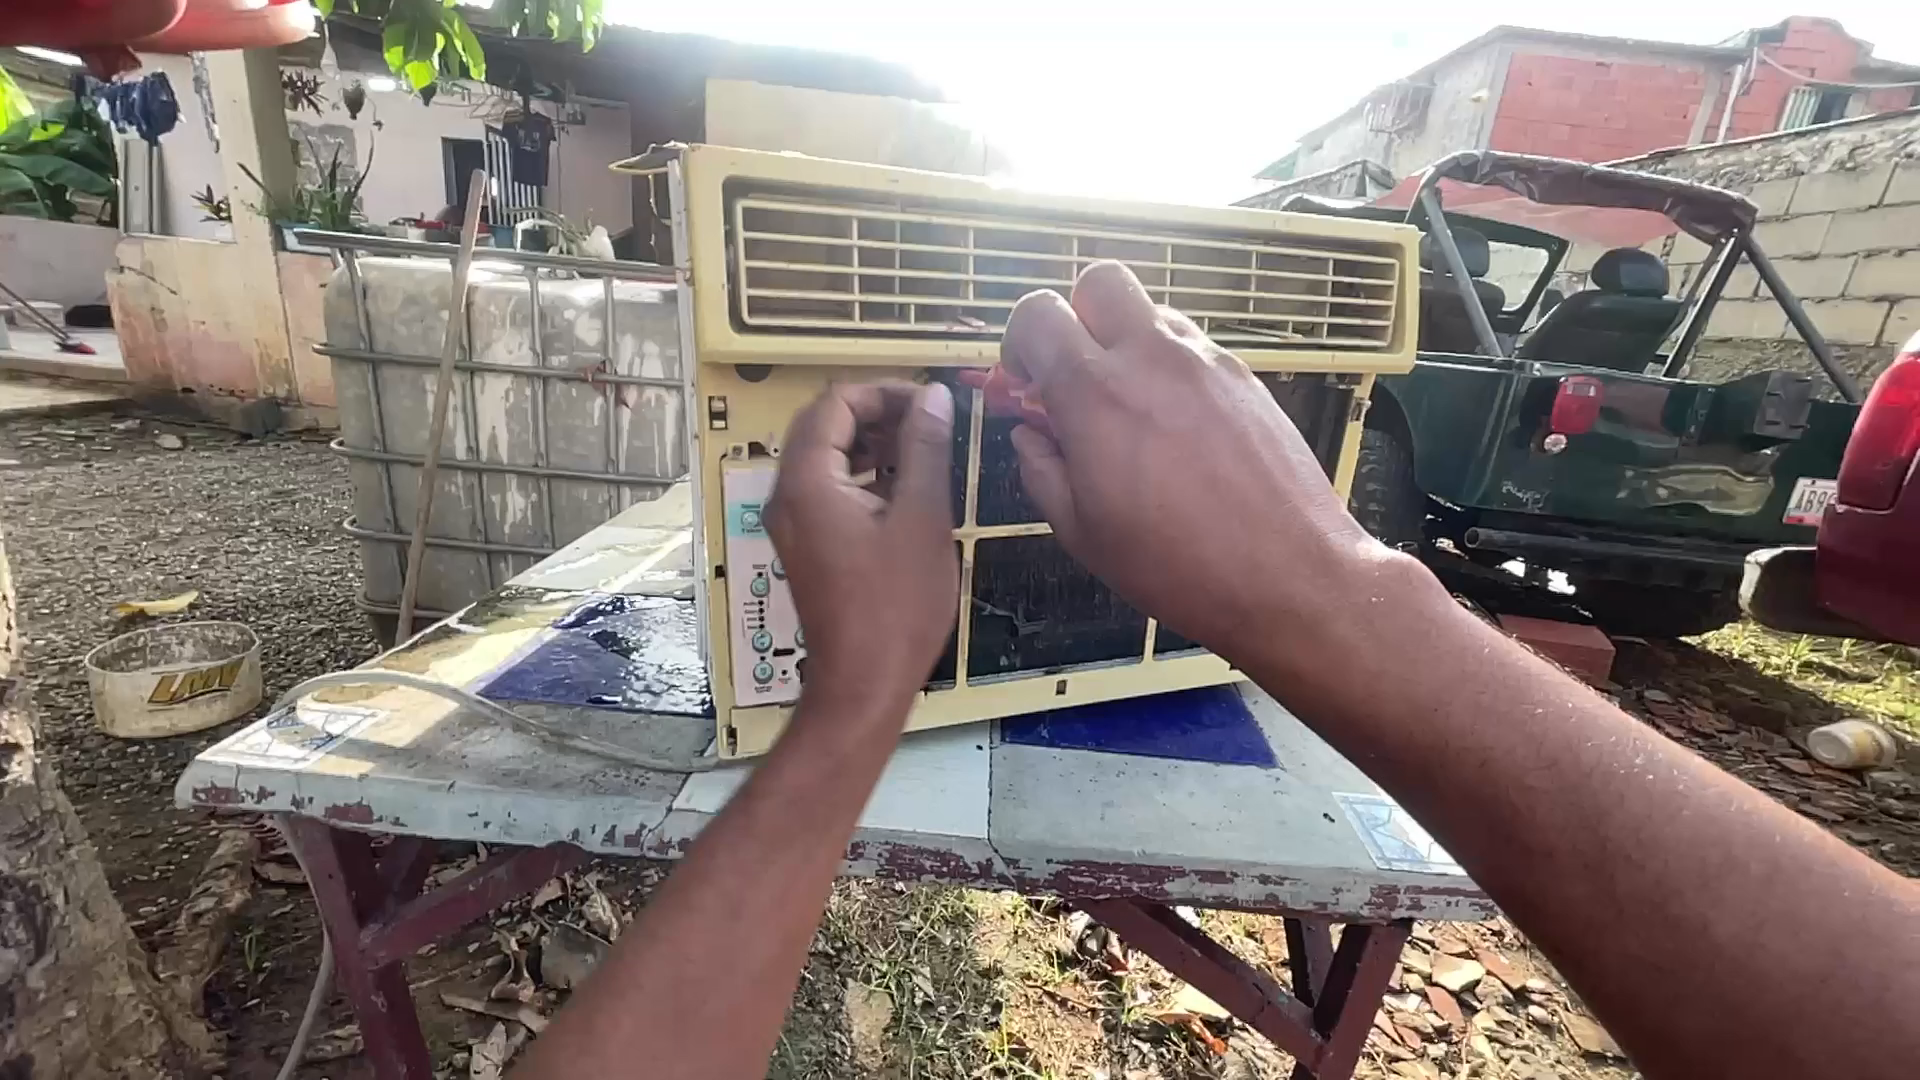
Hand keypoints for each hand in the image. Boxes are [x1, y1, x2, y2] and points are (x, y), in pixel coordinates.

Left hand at [766, 382, 958, 705]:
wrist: (865, 682)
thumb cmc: (897, 604)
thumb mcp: (922, 518)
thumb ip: (925, 449)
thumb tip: (934, 395)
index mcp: (807, 482)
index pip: (835, 403)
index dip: (885, 392)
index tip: (931, 404)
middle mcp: (787, 496)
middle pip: (824, 426)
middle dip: (879, 415)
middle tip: (931, 424)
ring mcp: (793, 522)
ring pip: (827, 458)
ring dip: (874, 445)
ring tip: (925, 452)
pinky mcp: (808, 544)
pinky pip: (830, 490)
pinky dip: (865, 477)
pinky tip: (907, 488)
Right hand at [1001, 261, 1413, 672]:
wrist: (1286, 576)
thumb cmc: (1174, 564)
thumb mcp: (1080, 532)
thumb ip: (1041, 470)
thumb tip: (1031, 437)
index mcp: (1095, 394)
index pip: (1038, 313)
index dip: (1018, 341)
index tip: (1025, 382)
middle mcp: (1151, 358)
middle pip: (1099, 281)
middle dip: (1074, 317)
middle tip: (1075, 376)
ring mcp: (1205, 361)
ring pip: (1149, 310)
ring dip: (1123, 342)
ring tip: (1129, 407)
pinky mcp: (1244, 376)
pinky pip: (1191, 346)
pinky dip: (1167, 366)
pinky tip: (1175, 426)